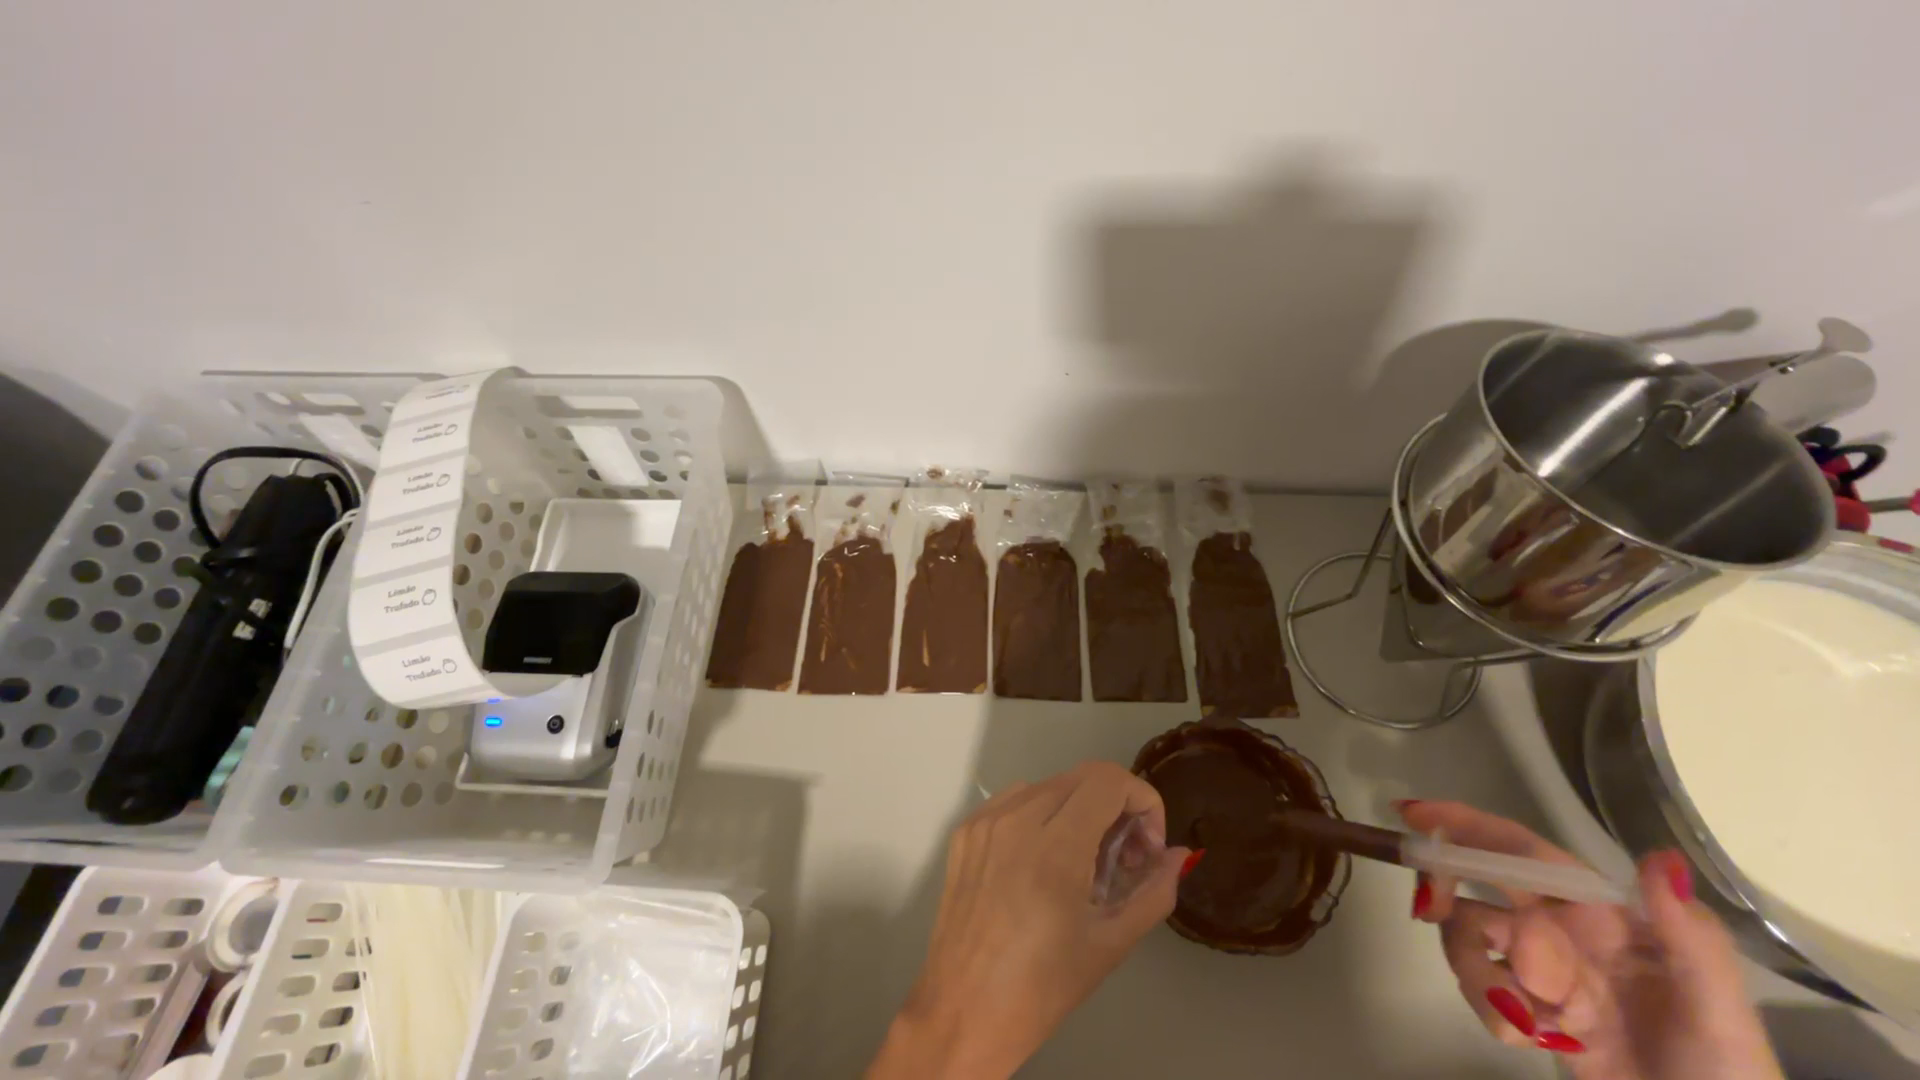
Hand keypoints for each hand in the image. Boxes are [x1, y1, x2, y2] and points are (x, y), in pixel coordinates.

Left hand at [869, 762, 1191, 1079]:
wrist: (963, 1011)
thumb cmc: (1043, 987)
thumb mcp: (1111, 943)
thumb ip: (1154, 891)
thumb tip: (1179, 854)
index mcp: (1054, 847)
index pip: (1109, 780)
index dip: (1143, 801)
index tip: (1149, 848)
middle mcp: (1015, 820)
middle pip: (1082, 777)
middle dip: (1116, 806)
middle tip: (1125, 859)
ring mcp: (984, 823)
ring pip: (1049, 786)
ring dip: (1080, 809)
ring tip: (1085, 863)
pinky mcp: (964, 832)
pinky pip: (1014, 801)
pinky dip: (1042, 815)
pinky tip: (1046, 860)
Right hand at [1401, 801, 1783, 1079]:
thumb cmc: (1722, 1075)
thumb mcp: (1719, 1010)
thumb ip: (1689, 936)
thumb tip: (1658, 858)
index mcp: (1603, 916)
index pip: (1526, 855)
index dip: (1470, 826)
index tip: (1416, 814)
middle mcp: (1563, 932)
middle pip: (1480, 887)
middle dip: (1444, 888)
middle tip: (1427, 909)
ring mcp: (1543, 972)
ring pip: (1470, 938)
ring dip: (1477, 973)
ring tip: (1519, 1022)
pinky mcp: (1529, 1010)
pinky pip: (1481, 989)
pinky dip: (1493, 1012)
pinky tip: (1532, 1040)